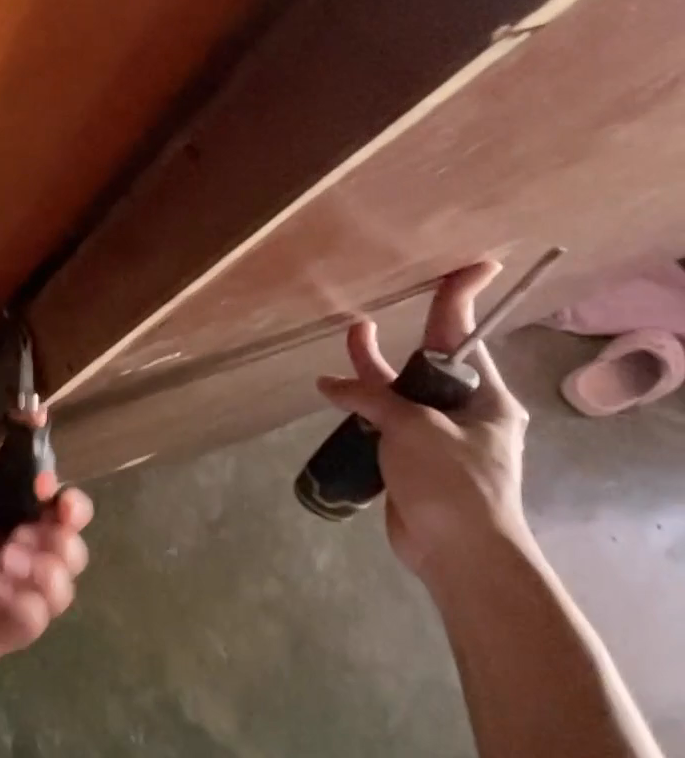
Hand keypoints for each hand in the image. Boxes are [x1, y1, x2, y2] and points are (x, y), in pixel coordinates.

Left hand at [0, 491, 92, 673]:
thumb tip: (22, 431)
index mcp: (8, 523)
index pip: (59, 515)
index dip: (71, 509)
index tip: (65, 505)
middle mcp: (19, 559)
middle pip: (70, 553)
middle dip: (60, 544)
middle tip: (25, 540)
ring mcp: (16, 599)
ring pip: (61, 590)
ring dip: (40, 574)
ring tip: (4, 566)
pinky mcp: (8, 635)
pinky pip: (37, 621)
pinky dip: (21, 604)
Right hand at [315, 261, 533, 581]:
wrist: (460, 551)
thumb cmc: (454, 481)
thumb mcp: (414, 429)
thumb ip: (372, 398)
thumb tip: (331, 385)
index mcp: (486, 398)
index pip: (466, 337)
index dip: (462, 300)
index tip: (471, 266)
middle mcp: (466, 412)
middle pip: (425, 365)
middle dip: (393, 343)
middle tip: (359, 318)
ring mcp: (437, 437)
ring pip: (397, 394)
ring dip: (368, 376)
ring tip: (338, 357)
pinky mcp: (412, 459)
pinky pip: (383, 421)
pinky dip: (359, 408)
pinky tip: (334, 400)